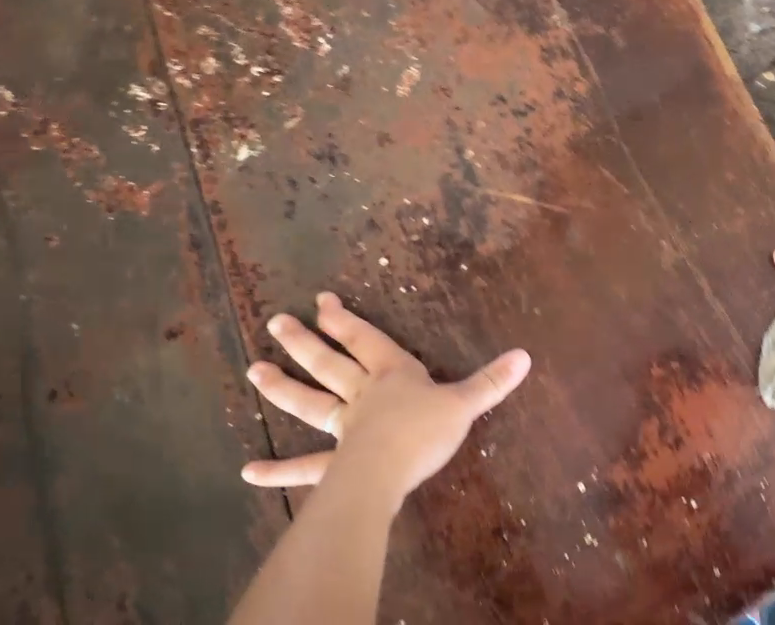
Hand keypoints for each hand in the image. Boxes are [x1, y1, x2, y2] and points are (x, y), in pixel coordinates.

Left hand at [242, 292, 530, 500]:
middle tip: (277, 322)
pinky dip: (278, 470)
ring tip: (254, 371)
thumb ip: (492, 381)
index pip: (367, 340)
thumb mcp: (465, 403)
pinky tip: (249, 471)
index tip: (321, 300)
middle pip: (330, 363)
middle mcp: (363, 395)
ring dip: (281, 388)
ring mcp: (344, 429)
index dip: (345, 320)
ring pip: (310, 403)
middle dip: (305, 341)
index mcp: (393, 374)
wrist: (388, 473)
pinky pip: (304, 467)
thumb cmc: (424, 432)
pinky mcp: (335, 465)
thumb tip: (525, 356)